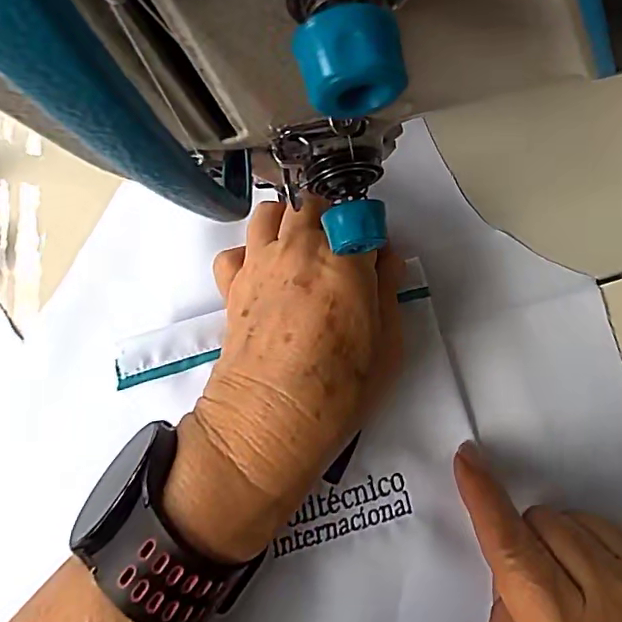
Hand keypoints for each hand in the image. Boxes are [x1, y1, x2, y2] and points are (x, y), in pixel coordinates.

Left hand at [163, 198, 402, 561]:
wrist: (269, 418)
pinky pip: (234, 249)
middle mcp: (297, 250)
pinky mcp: (232, 283)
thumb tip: (385, 259)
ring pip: (268, 212)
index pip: (359, 215)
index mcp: (342, 261)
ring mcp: (259, 263)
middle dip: (328, 216)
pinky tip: (262, 272)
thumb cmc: (336, 391)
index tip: (373, 245)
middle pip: (311, 203)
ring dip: (286, 219)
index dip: (368, 227)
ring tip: (298, 246)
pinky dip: (247, 252)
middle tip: (338, 245)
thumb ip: (388, 290)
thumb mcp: (388, 345)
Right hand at [453, 445, 621, 621]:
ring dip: (567, 548)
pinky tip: (615, 602)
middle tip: (541, 604)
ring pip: (581, 521)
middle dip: (528, 548)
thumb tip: (505, 588)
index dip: (484, 499)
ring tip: (583, 607)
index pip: (515, 548)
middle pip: (545, 523)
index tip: (471, 464)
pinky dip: (606, 555)